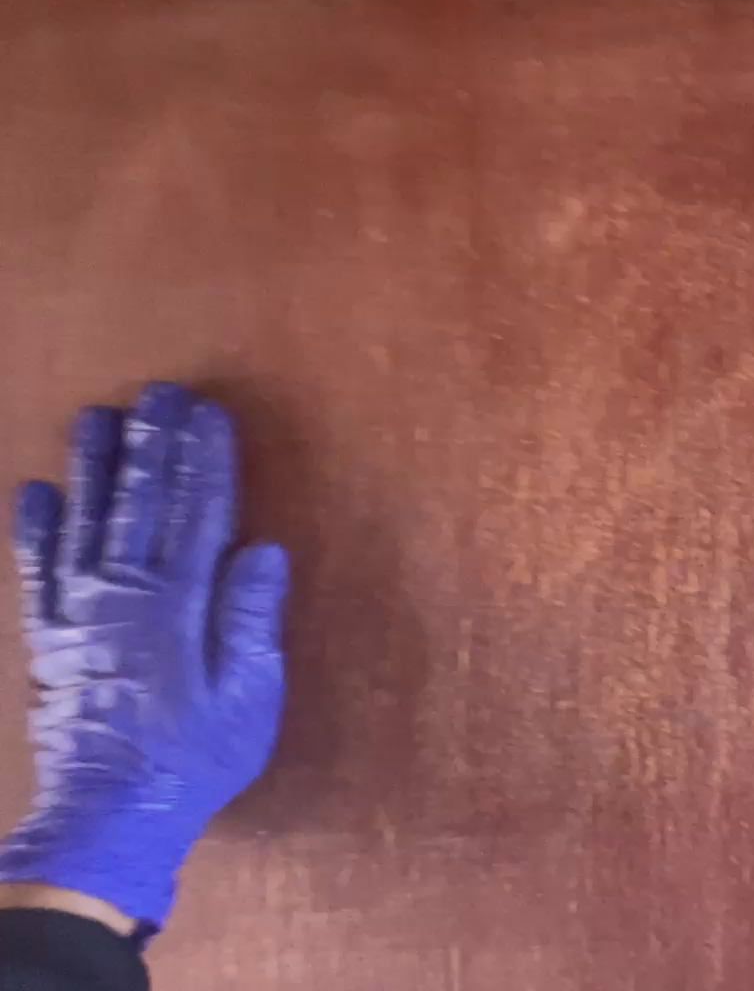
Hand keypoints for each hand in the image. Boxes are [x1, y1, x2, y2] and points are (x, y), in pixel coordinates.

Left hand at [2, 382, 288, 935]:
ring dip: (93, 469)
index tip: (211, 416)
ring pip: (84, 525)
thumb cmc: (201, 750)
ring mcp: (75, 615)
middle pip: (137, 508)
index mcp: (173, 607)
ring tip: (96, 417)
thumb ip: (250, 615)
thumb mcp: (250, 687)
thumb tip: (263, 549)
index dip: (205, 464)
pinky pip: (39, 571)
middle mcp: (116, 599)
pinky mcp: (52, 637)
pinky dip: (36, 528)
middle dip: (148, 447)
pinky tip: (37, 492)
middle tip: (155, 394)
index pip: (196, 517)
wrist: (109, 815)